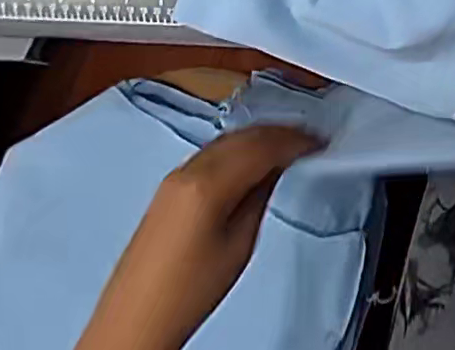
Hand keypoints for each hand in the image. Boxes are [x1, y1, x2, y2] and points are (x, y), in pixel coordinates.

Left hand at [75, 126, 320, 349]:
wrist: (135, 322)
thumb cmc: (189, 293)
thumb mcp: (240, 244)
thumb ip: (261, 195)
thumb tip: (279, 166)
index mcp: (208, 183)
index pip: (263, 144)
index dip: (296, 139)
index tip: (318, 141)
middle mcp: (189, 170)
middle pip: (245, 135)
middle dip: (280, 132)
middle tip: (309, 138)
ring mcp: (175, 175)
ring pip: (229, 138)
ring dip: (260, 136)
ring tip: (287, 144)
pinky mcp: (169, 185)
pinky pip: (213, 149)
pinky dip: (240, 146)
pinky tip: (253, 156)